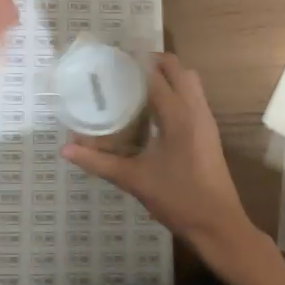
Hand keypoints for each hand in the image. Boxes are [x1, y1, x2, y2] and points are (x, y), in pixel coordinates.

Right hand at [61, 53, 259, 261]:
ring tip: (137, 85)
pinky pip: (193, 96)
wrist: (218, 225)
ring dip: (167, 74)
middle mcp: (195, 109)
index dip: (133, 63)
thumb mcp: (134, 180)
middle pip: (177, 68)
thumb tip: (66, 150)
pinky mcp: (209, 131)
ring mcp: (206, 119)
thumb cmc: (177, 199)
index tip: (111, 60)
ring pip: (189, 80)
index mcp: (177, 114)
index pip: (155, 74)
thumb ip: (99, 162)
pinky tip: (154, 110)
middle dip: (152, 62)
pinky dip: (176, 90)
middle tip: (123, 70)